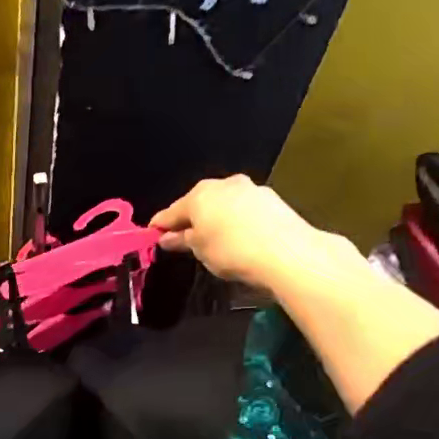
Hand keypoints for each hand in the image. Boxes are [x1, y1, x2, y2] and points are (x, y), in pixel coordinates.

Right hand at [150, 174, 352, 291]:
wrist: (285, 253)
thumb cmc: (232, 251)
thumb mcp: (200, 251)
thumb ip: (182, 241)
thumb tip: (168, 238)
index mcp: (199, 195)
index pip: (172, 211)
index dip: (160, 225)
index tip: (152, 233)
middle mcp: (223, 184)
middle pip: (199, 203)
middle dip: (190, 219)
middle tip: (182, 238)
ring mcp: (249, 189)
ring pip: (223, 203)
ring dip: (215, 218)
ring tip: (213, 240)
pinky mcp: (270, 199)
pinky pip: (243, 209)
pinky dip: (235, 220)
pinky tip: (238, 236)